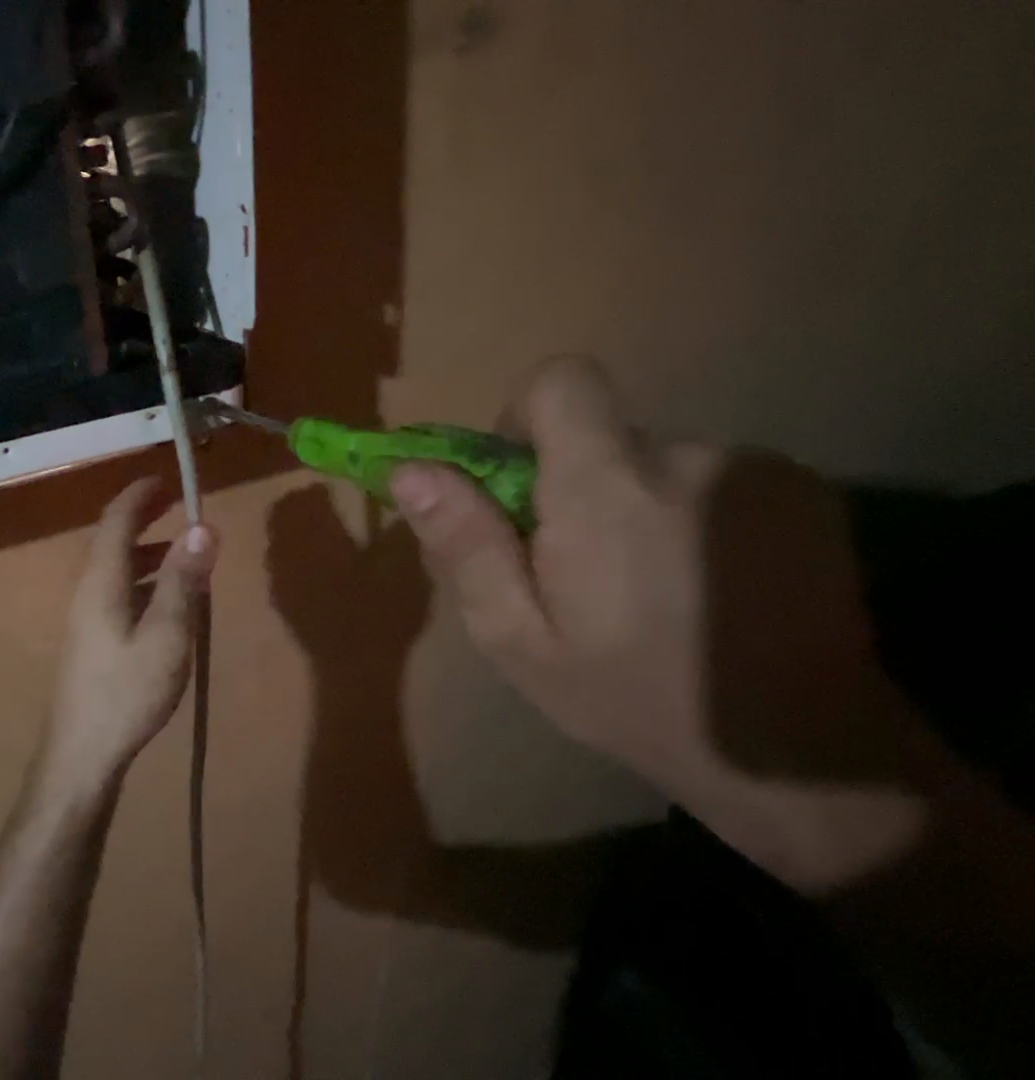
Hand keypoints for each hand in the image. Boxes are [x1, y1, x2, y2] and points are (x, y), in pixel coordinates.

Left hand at [39, 478, 217, 799]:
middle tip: (179, 505)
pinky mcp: (89, 641)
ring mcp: (84, 617)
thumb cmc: (127, 693)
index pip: (116, 520)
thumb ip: (184, 582)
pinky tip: (167, 604)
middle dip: (144, 518)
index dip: (140, 495)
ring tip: (183, 552)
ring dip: (147, 552)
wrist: (81, 752)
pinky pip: (116, 593)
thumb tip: (204, 526)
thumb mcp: (167, 636)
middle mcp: (86, 591)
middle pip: (112, 540)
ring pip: (115, 569)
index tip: (168, 478)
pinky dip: (143, 581)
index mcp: (101, 581)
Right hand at [387, 356, 923, 889]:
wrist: (804, 750)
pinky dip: (688, 517)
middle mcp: (688, 457)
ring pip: (654, 461)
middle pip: (601, 434)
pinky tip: (702, 588)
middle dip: (571, 486)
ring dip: (632, 506)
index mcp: (607, 487)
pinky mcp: (804, 494)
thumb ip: (465, 545)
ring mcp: (758, 471)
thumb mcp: (516, 637)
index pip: (560, 381)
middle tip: (573, 573)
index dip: (523, 418)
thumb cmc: (632, 696)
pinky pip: (711, 479)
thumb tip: (410, 471)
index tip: (516, 487)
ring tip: (645, 591)